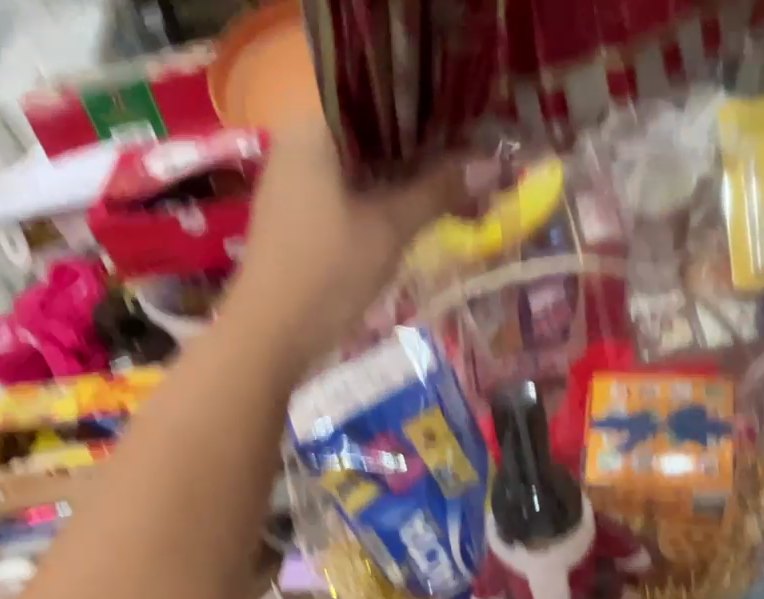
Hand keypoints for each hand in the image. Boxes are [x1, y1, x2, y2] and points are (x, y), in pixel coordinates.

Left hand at [221, 124, 469, 365]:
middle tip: (476, 160)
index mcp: (315, 127)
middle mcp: (301, 142)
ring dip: (410, 178)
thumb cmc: (326, 272)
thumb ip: (439, 191)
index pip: (381, 95)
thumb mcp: (389, 228)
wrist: (270, 337)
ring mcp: (298, 181)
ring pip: (367, 165)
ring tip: (460, 186)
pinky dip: (387, 199)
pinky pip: (354, 192)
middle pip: (376, 132)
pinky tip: (423, 212)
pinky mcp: (302, 216)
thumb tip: (493, 165)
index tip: (473, 125)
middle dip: (426, 149)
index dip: (431, 110)